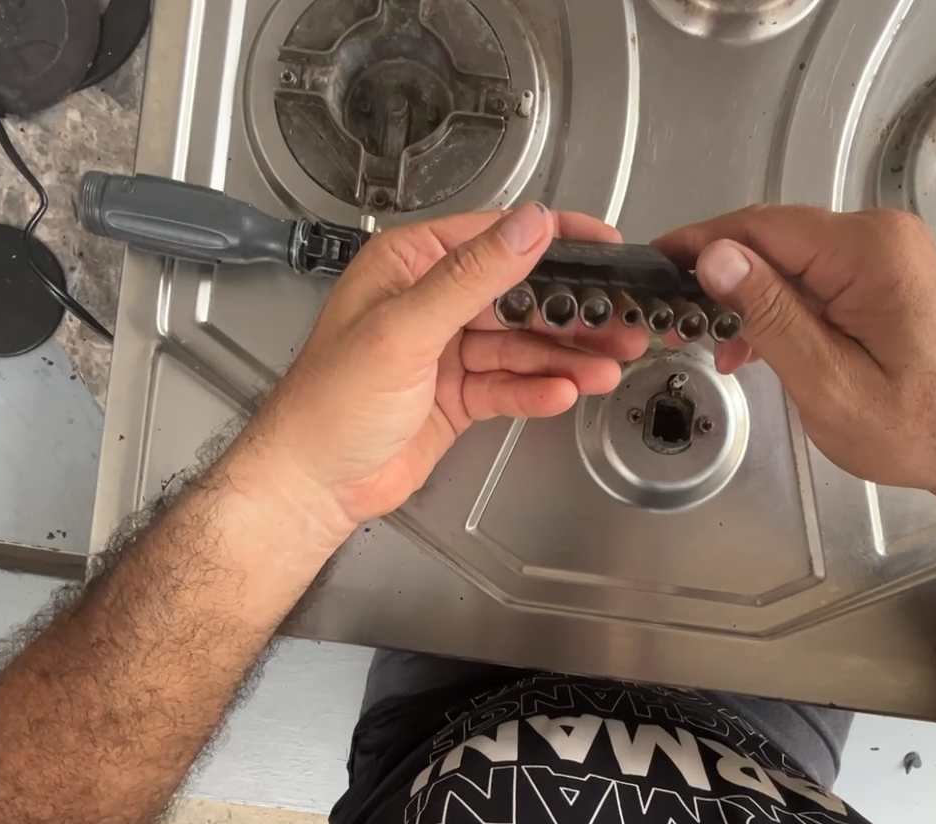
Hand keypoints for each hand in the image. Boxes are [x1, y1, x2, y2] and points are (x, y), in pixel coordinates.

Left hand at [238, 204, 646, 533]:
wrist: (316, 483)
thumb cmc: (334, 401)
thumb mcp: (405, 329)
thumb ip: (471, 278)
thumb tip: (529, 227)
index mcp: (411, 268)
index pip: (494, 239)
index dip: (552, 241)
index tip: (604, 246)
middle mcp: (432, 305)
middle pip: (516, 298)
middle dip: (569, 314)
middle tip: (619, 323)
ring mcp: (447, 354)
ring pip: (519, 348)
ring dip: (563, 359)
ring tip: (605, 368)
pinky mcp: (457, 397)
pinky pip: (506, 387)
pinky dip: (534, 392)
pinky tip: (563, 394)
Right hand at [655, 206, 935, 501]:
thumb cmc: (913, 428)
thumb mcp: (828, 381)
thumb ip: (771, 316)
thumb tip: (715, 257)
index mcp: (868, 252)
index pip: (762, 227)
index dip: (700, 242)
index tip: (652, 263)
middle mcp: (881, 238)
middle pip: (775, 239)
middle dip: (718, 275)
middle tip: (671, 315)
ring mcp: (887, 258)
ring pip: (791, 264)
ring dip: (746, 299)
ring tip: (709, 344)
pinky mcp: (886, 282)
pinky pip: (816, 283)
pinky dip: (778, 310)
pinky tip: (753, 347)